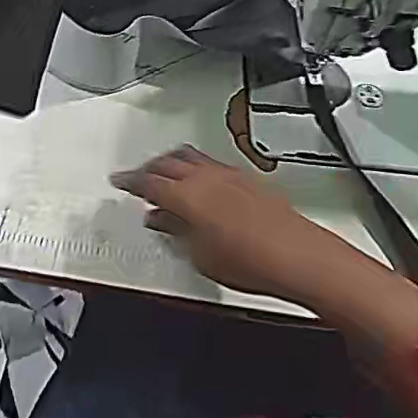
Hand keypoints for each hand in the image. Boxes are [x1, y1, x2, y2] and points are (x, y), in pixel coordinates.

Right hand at [112, 145, 355, 303]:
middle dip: (146, 169)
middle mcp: (203, 177)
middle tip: (136, 178)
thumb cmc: (250, 261)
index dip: (130, 181)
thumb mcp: (200, 255)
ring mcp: (226, 174)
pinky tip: (196, 178)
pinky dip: (192, 165)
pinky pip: (208, 161)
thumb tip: (160, 219)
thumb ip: (175, 231)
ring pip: (187, 156)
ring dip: (169, 162)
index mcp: (185, 195)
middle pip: (165, 163)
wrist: (298, 256)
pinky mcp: (244, 177)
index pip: (148, 182)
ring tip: (162, 172)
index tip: (119, 181)